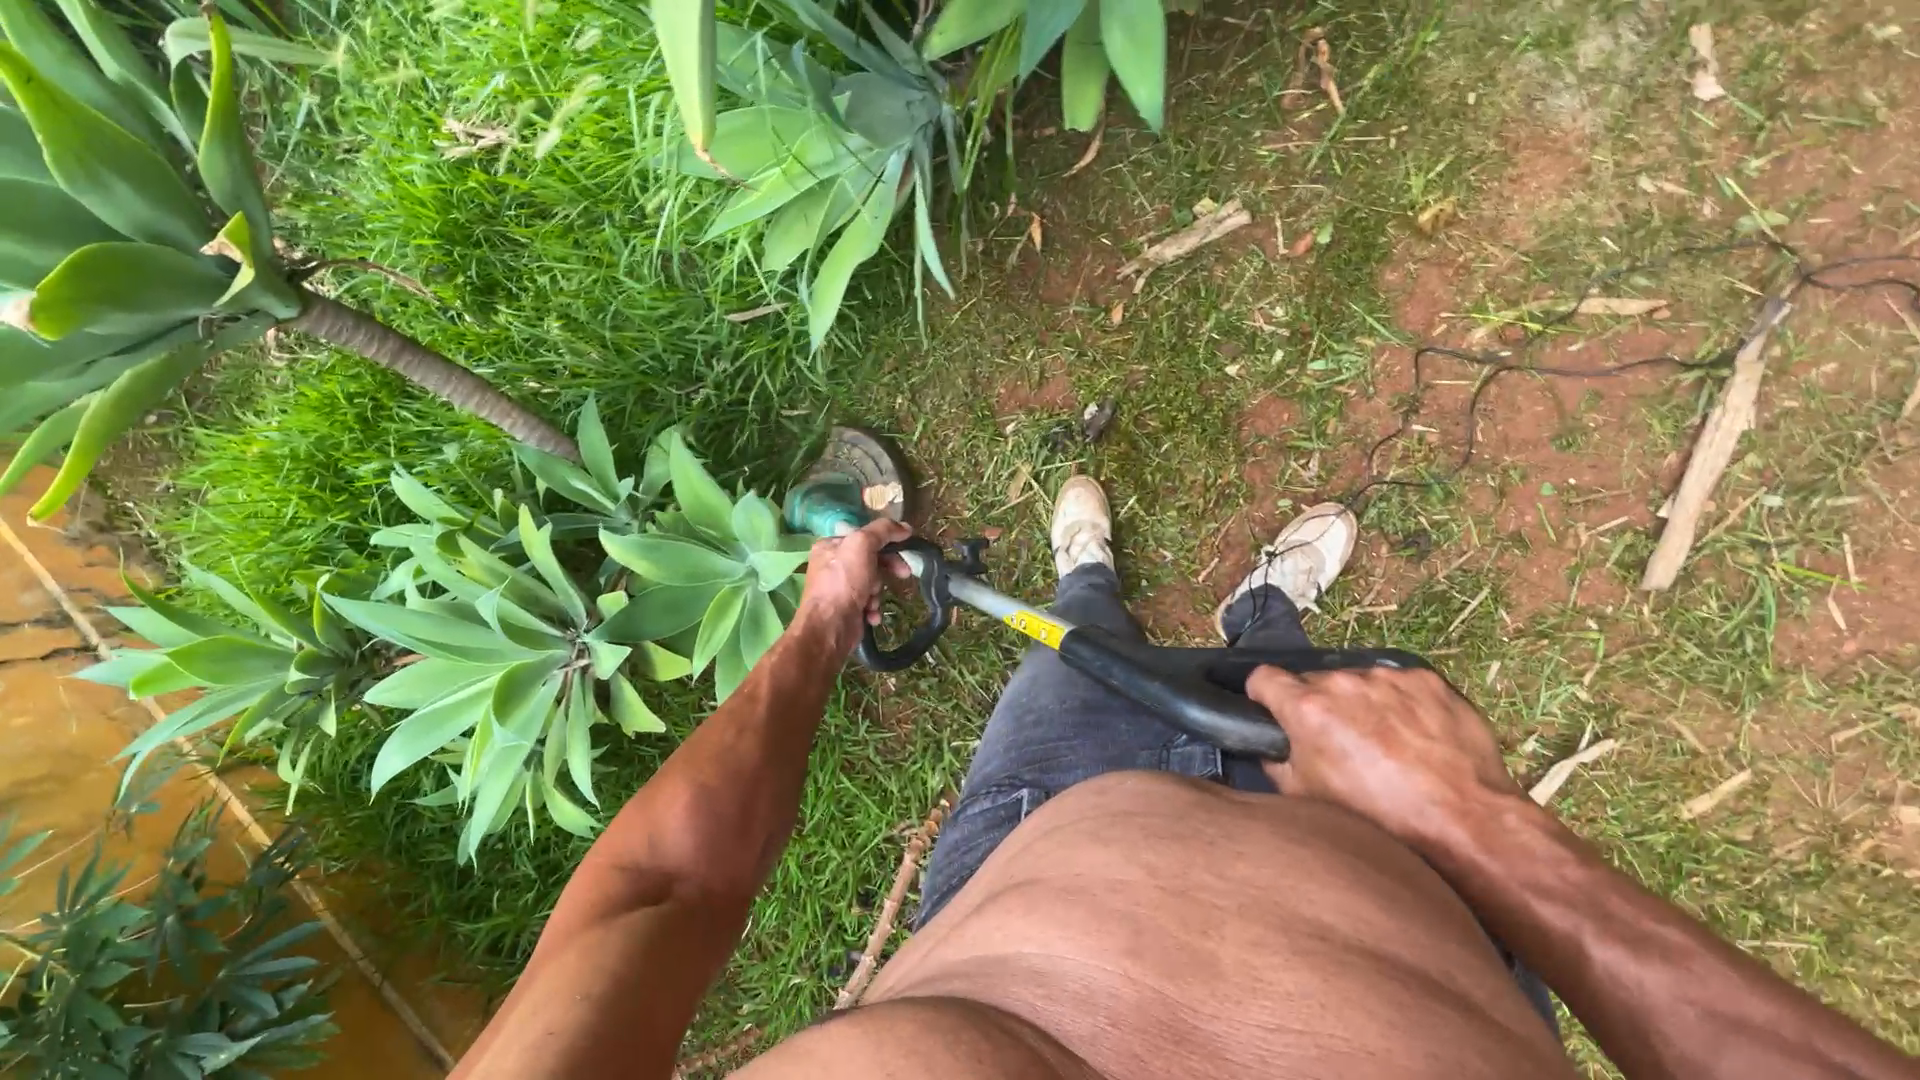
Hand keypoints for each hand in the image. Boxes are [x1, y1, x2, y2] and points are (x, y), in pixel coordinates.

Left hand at [792, 518, 912, 656]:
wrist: (829, 627)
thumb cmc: (843, 581)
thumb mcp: (863, 545)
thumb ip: (883, 530)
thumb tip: (905, 527)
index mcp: (830, 545)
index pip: (864, 537)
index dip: (886, 541)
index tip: (905, 547)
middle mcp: (832, 565)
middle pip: (870, 560)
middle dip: (886, 569)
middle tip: (904, 573)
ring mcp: (839, 588)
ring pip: (872, 582)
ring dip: (878, 592)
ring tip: (871, 601)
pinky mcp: (846, 609)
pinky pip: (868, 603)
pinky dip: (873, 608)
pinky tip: (870, 615)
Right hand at [1247, 666, 1526, 850]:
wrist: (1464, 821)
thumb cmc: (1380, 816)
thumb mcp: (1304, 798)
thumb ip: (1275, 760)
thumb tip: (1270, 744)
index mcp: (1307, 708)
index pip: (1262, 678)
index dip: (1264, 698)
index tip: (1275, 713)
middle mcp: (1343, 683)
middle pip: (1312, 681)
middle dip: (1317, 705)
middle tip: (1337, 742)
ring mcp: (1387, 678)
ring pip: (1356, 682)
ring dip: (1359, 703)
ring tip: (1383, 743)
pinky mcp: (1426, 680)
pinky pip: (1398, 684)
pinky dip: (1399, 704)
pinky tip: (1413, 736)